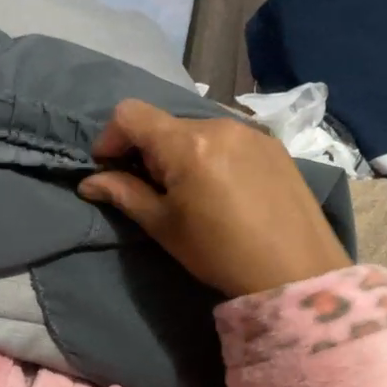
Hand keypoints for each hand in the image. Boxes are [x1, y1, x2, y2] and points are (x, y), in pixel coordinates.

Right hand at [78, 100, 349, 297]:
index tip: (111, 168)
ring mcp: (250, 131)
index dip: (111, 137)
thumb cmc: (221, 253)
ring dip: (180, 150)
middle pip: (164, 122)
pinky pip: (226, 136)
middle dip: (147, 149)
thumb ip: (124, 193)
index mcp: (186, 144)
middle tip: (153, 188)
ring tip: (191, 190)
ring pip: (196, 128)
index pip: (130, 114)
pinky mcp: (273, 143)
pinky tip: (224, 188)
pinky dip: (211, 153)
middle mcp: (218, 124)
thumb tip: (89, 182)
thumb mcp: (164, 226)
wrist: (298, 273)